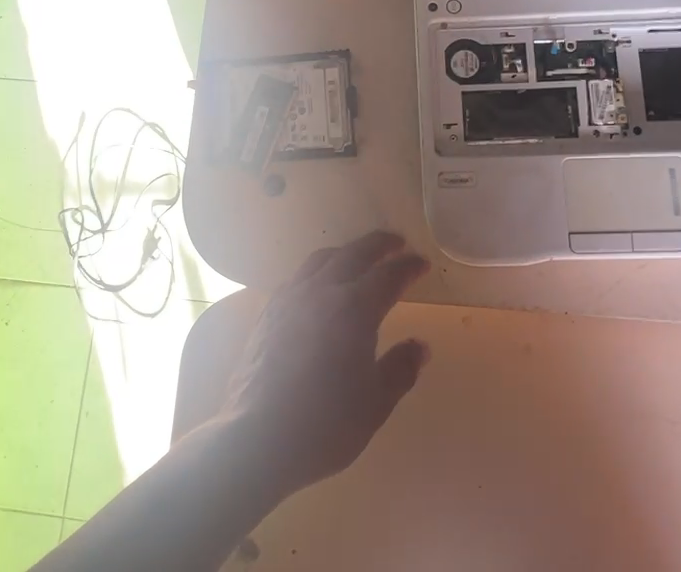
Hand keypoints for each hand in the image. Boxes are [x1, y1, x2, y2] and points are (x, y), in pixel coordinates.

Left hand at [218, 231, 430, 495]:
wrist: (258, 437)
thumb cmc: (326, 424)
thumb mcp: (376, 403)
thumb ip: (400, 369)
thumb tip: (420, 346)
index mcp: (355, 309)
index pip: (388, 275)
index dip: (408, 266)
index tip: (422, 264)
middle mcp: (322, 292)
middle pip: (354, 253)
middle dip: (379, 244)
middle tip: (396, 243)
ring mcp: (290, 298)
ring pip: (321, 259)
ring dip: (345, 252)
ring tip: (357, 258)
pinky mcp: (267, 312)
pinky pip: (298, 276)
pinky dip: (318, 270)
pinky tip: (319, 287)